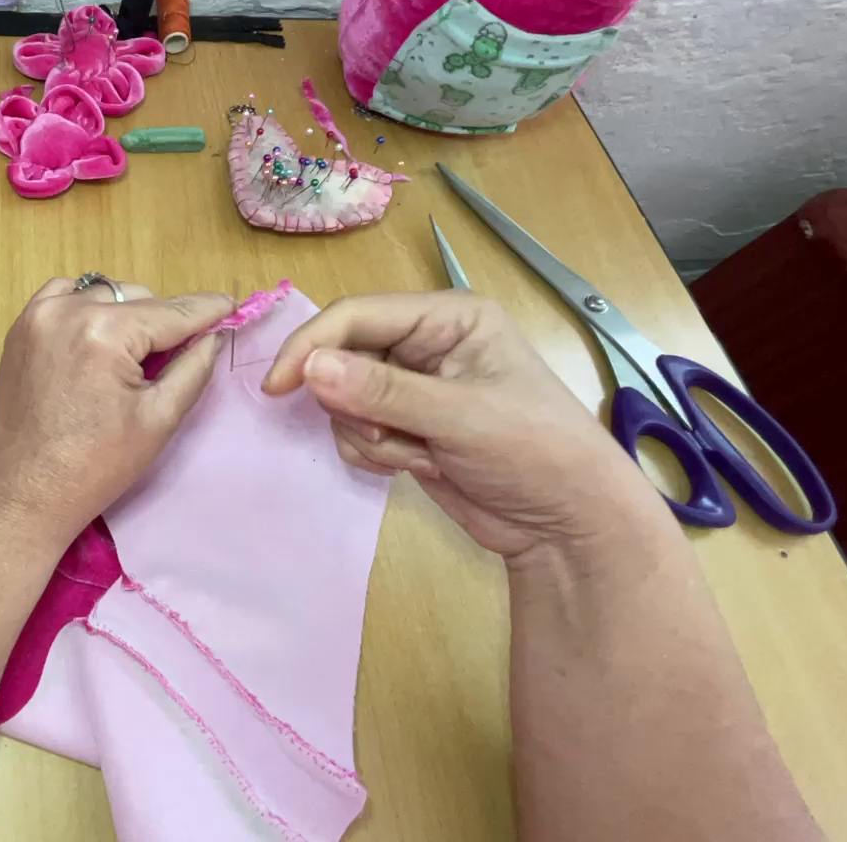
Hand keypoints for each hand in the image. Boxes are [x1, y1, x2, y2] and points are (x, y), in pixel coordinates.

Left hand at [0, 278, 235, 542]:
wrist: (21, 491)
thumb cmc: (94, 466)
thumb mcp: (159, 419)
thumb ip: (193, 367)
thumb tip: (215, 333)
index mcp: (104, 332)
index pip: (172, 311)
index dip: (208, 310)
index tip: (234, 306)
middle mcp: (67, 310)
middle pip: (138, 298)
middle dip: (163, 320)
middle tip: (176, 354)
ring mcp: (37, 315)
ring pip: (103, 293)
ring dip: (126, 312)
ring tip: (133, 353)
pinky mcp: (20, 327)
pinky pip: (65, 295)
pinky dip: (87, 306)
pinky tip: (97, 338)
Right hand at [261, 291, 668, 558]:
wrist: (569, 530)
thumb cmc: (536, 455)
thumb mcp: (461, 417)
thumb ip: (381, 390)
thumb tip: (308, 367)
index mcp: (446, 317)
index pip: (354, 315)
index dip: (310, 346)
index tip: (277, 387)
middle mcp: (422, 342)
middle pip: (340, 355)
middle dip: (355, 404)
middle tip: (387, 436)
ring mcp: (408, 384)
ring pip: (340, 396)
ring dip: (369, 434)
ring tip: (419, 454)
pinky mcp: (399, 421)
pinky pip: (350, 426)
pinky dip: (372, 451)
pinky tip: (418, 464)